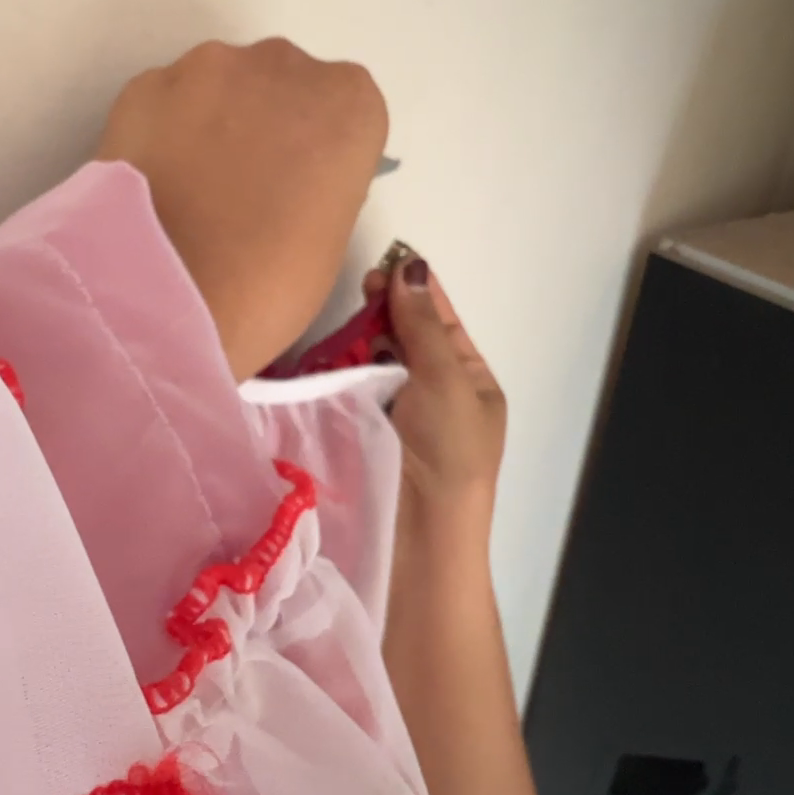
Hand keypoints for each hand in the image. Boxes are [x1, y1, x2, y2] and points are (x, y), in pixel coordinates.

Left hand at [98, 38, 388, 380]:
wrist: (166, 300)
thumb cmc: (267, 288)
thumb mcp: (326, 242)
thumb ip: (318, 186)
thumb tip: (285, 181)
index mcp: (350, 105)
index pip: (345, 114)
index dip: (318, 155)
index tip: (296, 192)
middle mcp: (284, 65)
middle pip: (282, 86)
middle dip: (265, 127)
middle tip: (239, 193)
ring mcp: (208, 67)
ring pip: (218, 87)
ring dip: (211, 125)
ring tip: (189, 193)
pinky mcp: (143, 85)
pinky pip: (164, 103)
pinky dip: (161, 134)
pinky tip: (153, 184)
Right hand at [366, 252, 506, 546]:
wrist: (419, 532)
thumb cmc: (447, 452)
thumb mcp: (446, 379)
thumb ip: (422, 324)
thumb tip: (411, 266)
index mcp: (469, 381)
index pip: (443, 323)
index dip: (418, 292)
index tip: (390, 262)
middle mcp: (434, 394)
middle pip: (406, 339)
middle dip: (385, 312)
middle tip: (361, 287)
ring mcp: (396, 414)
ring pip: (374, 362)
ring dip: (360, 339)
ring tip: (341, 320)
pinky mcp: (362, 430)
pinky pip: (350, 388)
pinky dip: (339, 369)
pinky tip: (324, 353)